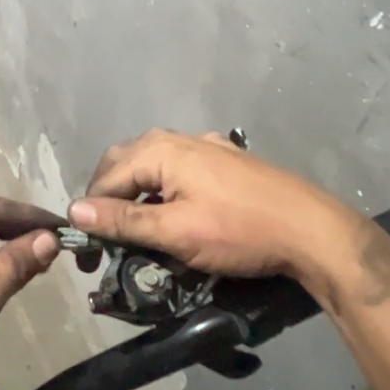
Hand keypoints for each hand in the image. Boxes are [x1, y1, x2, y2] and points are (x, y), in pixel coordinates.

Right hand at [68, 129, 364, 291]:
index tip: (87, 252)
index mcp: (157, 149)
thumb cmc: (239, 231)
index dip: (90, 213)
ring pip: (151, 162)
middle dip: (108, 196)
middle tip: (104, 236)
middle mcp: (174, 137)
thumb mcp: (176, 232)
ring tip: (135, 226)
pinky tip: (174, 205)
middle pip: (123, 162)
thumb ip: (123, 221)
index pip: (105, 177)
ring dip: (135, 191)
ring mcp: (203, 144)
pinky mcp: (225, 158)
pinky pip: (178, 165)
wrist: (314, 232)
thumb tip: (74, 211)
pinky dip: (162, 185)